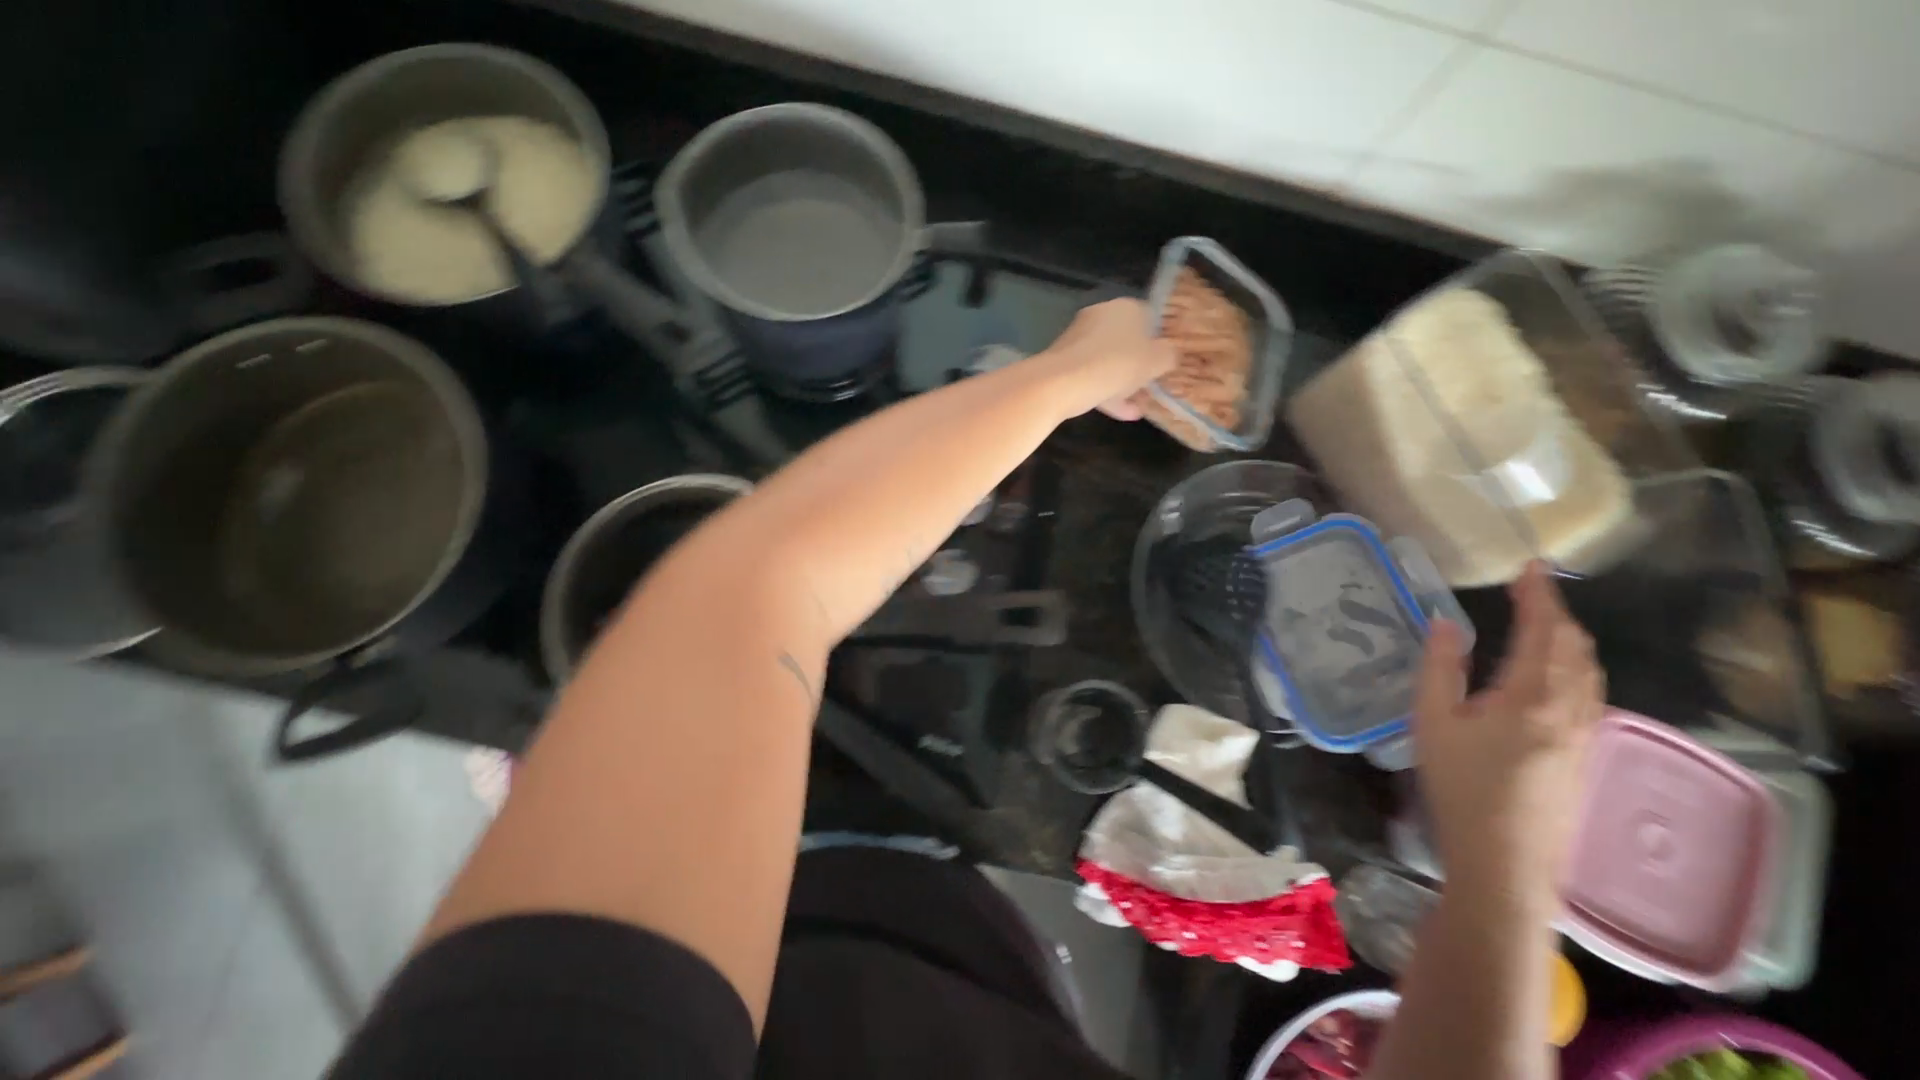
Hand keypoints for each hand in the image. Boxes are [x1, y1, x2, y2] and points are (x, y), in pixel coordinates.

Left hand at [1038, 298, 1177, 418]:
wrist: (1063, 381)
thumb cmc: (1119, 364)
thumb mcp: (1157, 361)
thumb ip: (1169, 355)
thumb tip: (1170, 354)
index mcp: (1126, 307)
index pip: (1150, 318)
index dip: (1161, 341)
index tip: (1166, 362)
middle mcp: (1102, 315)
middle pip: (1128, 341)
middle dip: (1140, 366)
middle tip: (1152, 386)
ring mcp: (1080, 337)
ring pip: (1109, 361)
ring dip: (1124, 384)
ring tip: (1139, 407)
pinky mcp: (1065, 360)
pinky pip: (1092, 375)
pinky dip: (1106, 392)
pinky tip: (1123, 414)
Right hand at [1412, 562, 1603, 906]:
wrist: (1507, 863)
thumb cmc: (1462, 789)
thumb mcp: (1433, 724)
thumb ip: (1440, 668)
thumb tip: (1445, 623)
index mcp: (1533, 694)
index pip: (1544, 629)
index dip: (1538, 593)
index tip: (1531, 566)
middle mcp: (1571, 707)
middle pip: (1576, 647)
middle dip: (1557, 612)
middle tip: (1531, 591)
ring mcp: (1586, 733)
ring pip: (1589, 671)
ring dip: (1569, 639)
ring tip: (1543, 624)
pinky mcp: (1586, 755)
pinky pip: (1590, 692)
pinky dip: (1575, 665)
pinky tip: (1554, 675)